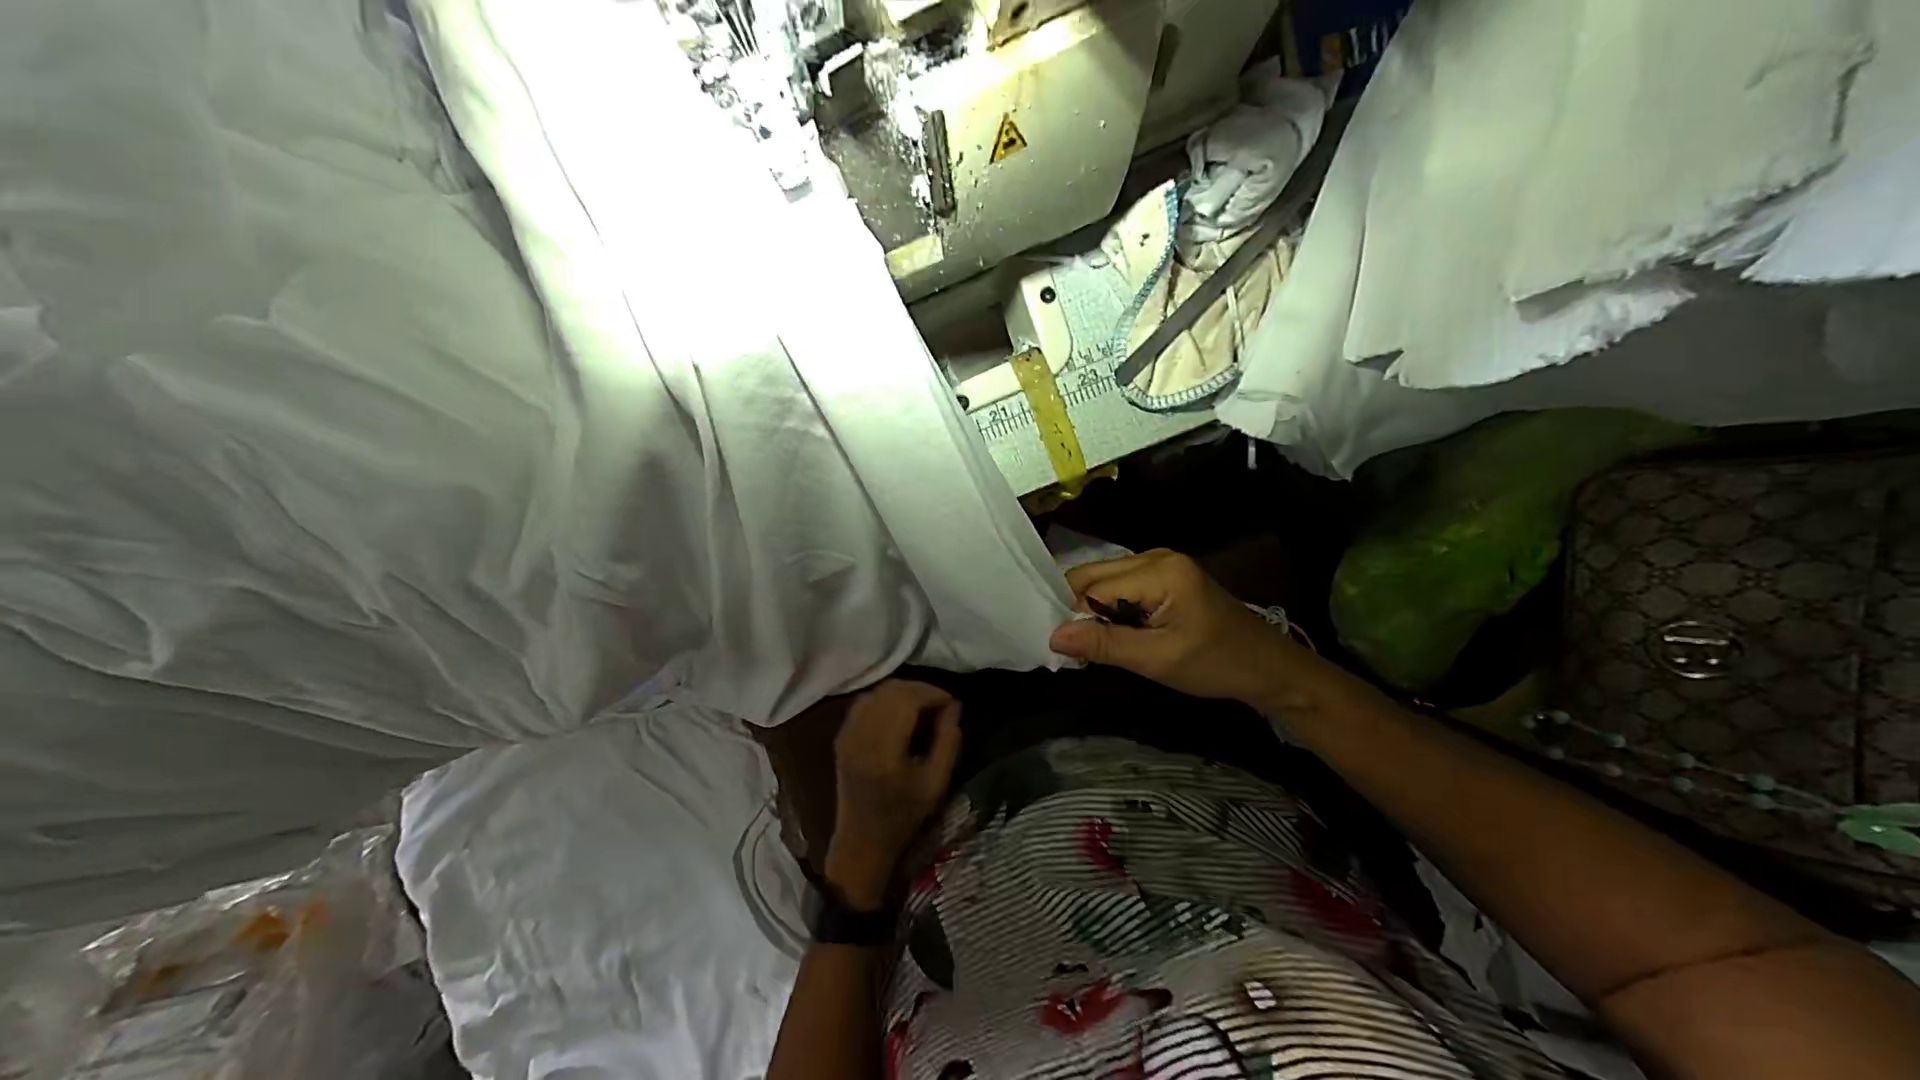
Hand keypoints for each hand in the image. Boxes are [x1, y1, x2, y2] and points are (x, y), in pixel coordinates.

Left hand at [826, 680, 962, 910]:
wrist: (862, 840)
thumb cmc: (903, 817)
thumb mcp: (936, 783)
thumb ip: (949, 741)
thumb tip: (954, 706)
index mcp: (883, 750)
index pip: (907, 699)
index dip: (932, 693)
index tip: (951, 702)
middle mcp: (860, 735)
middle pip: (891, 690)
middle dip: (920, 689)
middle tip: (940, 703)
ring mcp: (847, 734)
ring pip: (876, 692)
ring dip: (902, 692)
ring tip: (923, 706)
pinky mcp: (841, 736)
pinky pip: (864, 702)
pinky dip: (885, 699)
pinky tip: (900, 713)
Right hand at [1048, 549, 1297, 703]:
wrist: (1268, 668)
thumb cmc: (1217, 664)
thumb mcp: (1158, 659)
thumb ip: (1104, 644)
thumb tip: (1053, 636)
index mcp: (1159, 569)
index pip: (1092, 585)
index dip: (1072, 614)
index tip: (1064, 649)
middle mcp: (1155, 556)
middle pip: (1094, 576)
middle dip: (1078, 610)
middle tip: (1075, 650)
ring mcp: (1160, 563)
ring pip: (1103, 580)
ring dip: (1093, 611)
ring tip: (1093, 645)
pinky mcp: (1162, 576)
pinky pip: (1119, 586)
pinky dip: (1109, 609)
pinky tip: (1112, 633)